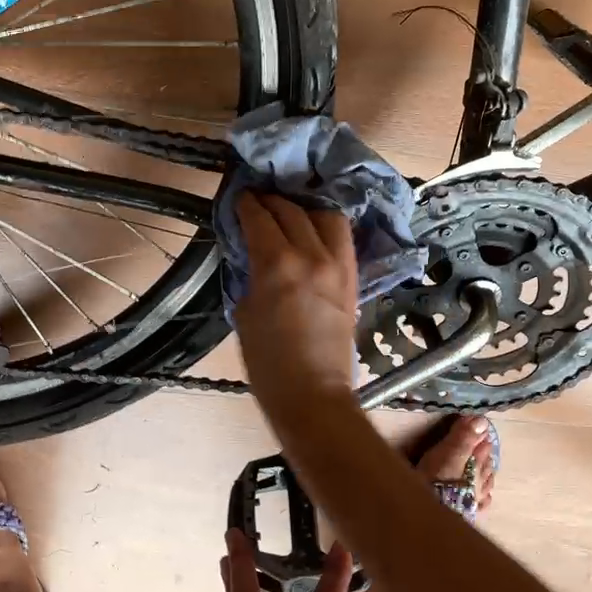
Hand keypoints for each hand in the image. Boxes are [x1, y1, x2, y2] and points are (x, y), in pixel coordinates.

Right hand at [232, 191, 359, 417]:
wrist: (312, 395)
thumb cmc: (267, 361)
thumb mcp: (244, 310)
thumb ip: (249, 274)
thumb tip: (251, 254)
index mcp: (276, 263)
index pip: (259, 216)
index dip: (246, 203)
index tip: (238, 197)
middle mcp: (310, 255)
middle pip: (290, 210)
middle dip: (270, 201)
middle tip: (257, 200)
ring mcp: (337, 265)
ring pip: (324, 216)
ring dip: (304, 208)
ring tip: (290, 211)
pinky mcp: (352, 278)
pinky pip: (342, 238)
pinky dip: (325, 227)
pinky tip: (314, 229)